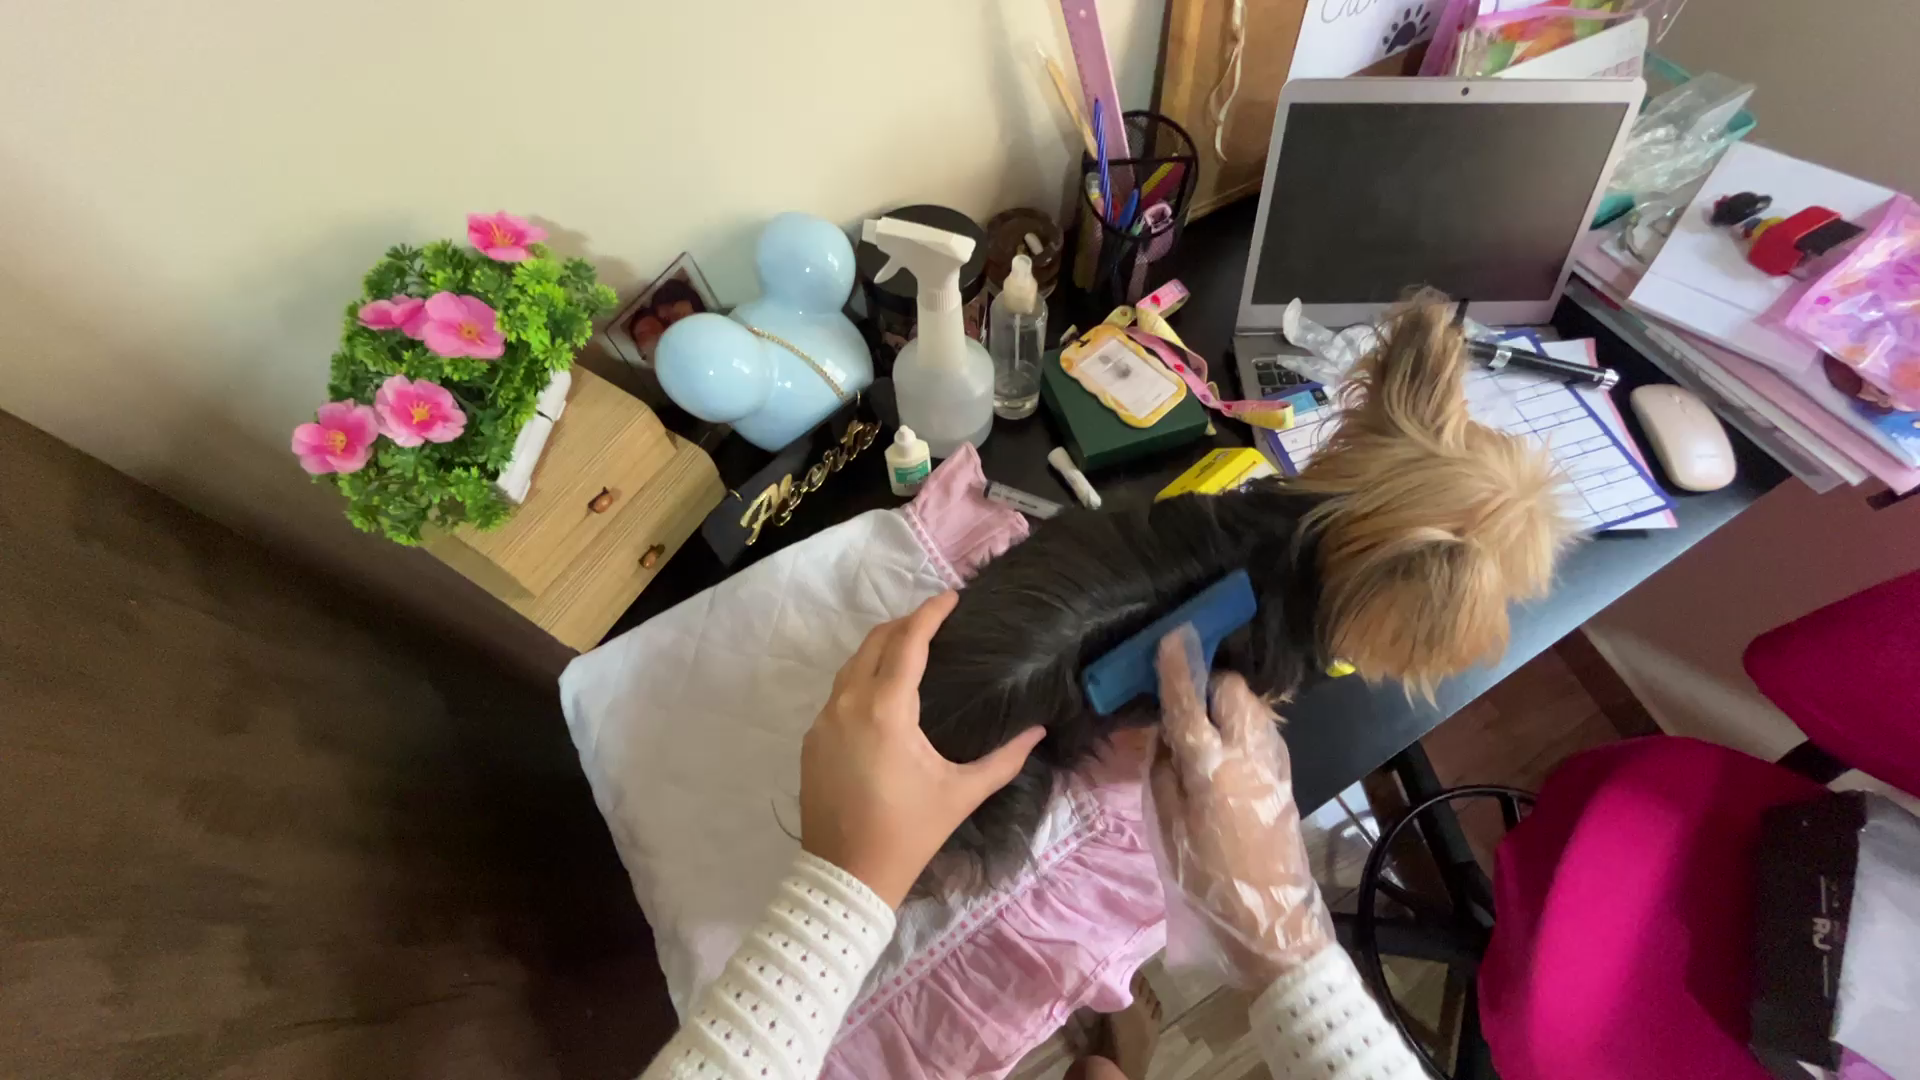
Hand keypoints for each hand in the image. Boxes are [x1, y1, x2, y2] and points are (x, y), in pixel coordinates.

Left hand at [800, 591, 1045, 907]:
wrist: (845, 875)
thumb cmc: (909, 832)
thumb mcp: (961, 793)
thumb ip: (1004, 759)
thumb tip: (1038, 732)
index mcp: (886, 710)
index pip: (907, 642)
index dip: (930, 614)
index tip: (951, 598)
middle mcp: (848, 704)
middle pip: (875, 641)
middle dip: (906, 623)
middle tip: (936, 620)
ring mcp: (824, 720)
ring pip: (851, 663)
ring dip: (881, 646)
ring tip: (910, 646)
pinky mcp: (812, 738)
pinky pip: (838, 690)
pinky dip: (861, 675)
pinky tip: (881, 688)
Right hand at [1149, 625, 1334, 987]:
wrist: (1271, 922)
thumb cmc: (1205, 874)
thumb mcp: (1166, 821)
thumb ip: (1164, 766)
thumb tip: (1166, 729)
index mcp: (1211, 766)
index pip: (1188, 702)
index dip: (1177, 666)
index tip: (1172, 633)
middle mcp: (1248, 752)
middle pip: (1233, 689)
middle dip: (1210, 679)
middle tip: (1186, 694)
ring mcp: (1273, 761)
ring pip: (1251, 705)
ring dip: (1226, 700)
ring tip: (1201, 719)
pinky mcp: (1285, 773)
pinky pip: (1260, 727)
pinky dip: (1239, 721)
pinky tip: (1223, 743)